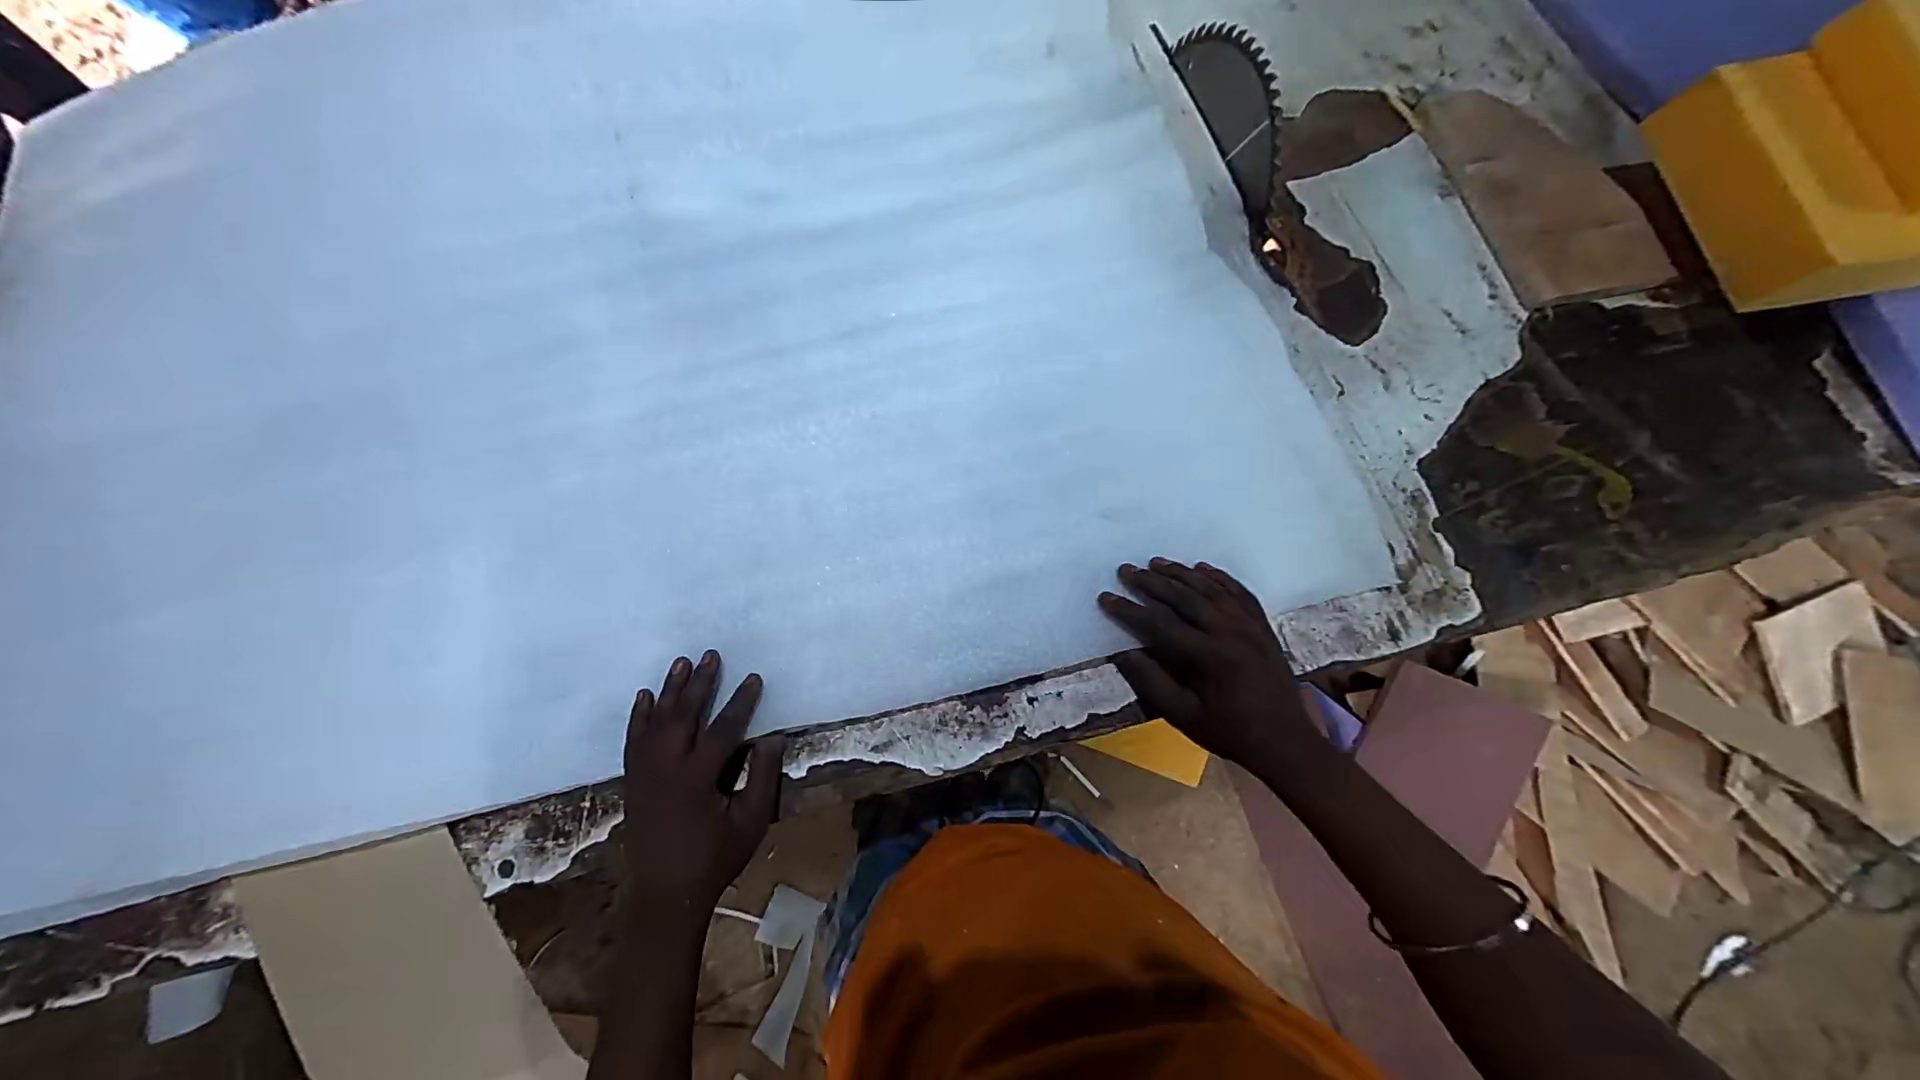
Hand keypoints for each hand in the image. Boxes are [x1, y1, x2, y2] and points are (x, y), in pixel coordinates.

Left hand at [619, 650, 784, 915]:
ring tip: (681, 662)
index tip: (754, 678)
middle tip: (711, 656)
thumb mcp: (750, 822)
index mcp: (696, 778)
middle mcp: (665, 768)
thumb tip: (772, 738)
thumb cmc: (714, 858)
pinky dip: (639, 715)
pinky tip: (645, 696)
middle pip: (683, 716)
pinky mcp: (633, 780)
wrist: (663, 893)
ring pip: (656, 721)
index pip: (722, 729)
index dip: (740, 702)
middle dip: (700, 683)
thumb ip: (761, 778)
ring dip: (670, 690)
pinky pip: (633, 739)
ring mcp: (644, 773)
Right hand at [1098, 558, 1326, 769]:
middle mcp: (1231, 632)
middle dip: (1152, 582)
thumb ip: (1151, 681)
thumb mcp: (1183, 715)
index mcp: (1209, 656)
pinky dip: (1219, 577)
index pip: (1159, 624)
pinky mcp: (1263, 626)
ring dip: (1181, 573)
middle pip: (1184, 597)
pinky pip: (1239, 592)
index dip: (1129, 610)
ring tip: (1156, 562)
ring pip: (1211, 589)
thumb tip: (1123, 652)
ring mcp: (1250, 626)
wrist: (1286, 742)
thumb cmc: (1230, 732)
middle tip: (1126, 570)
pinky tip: (1202, 568)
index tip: (1106, 598)